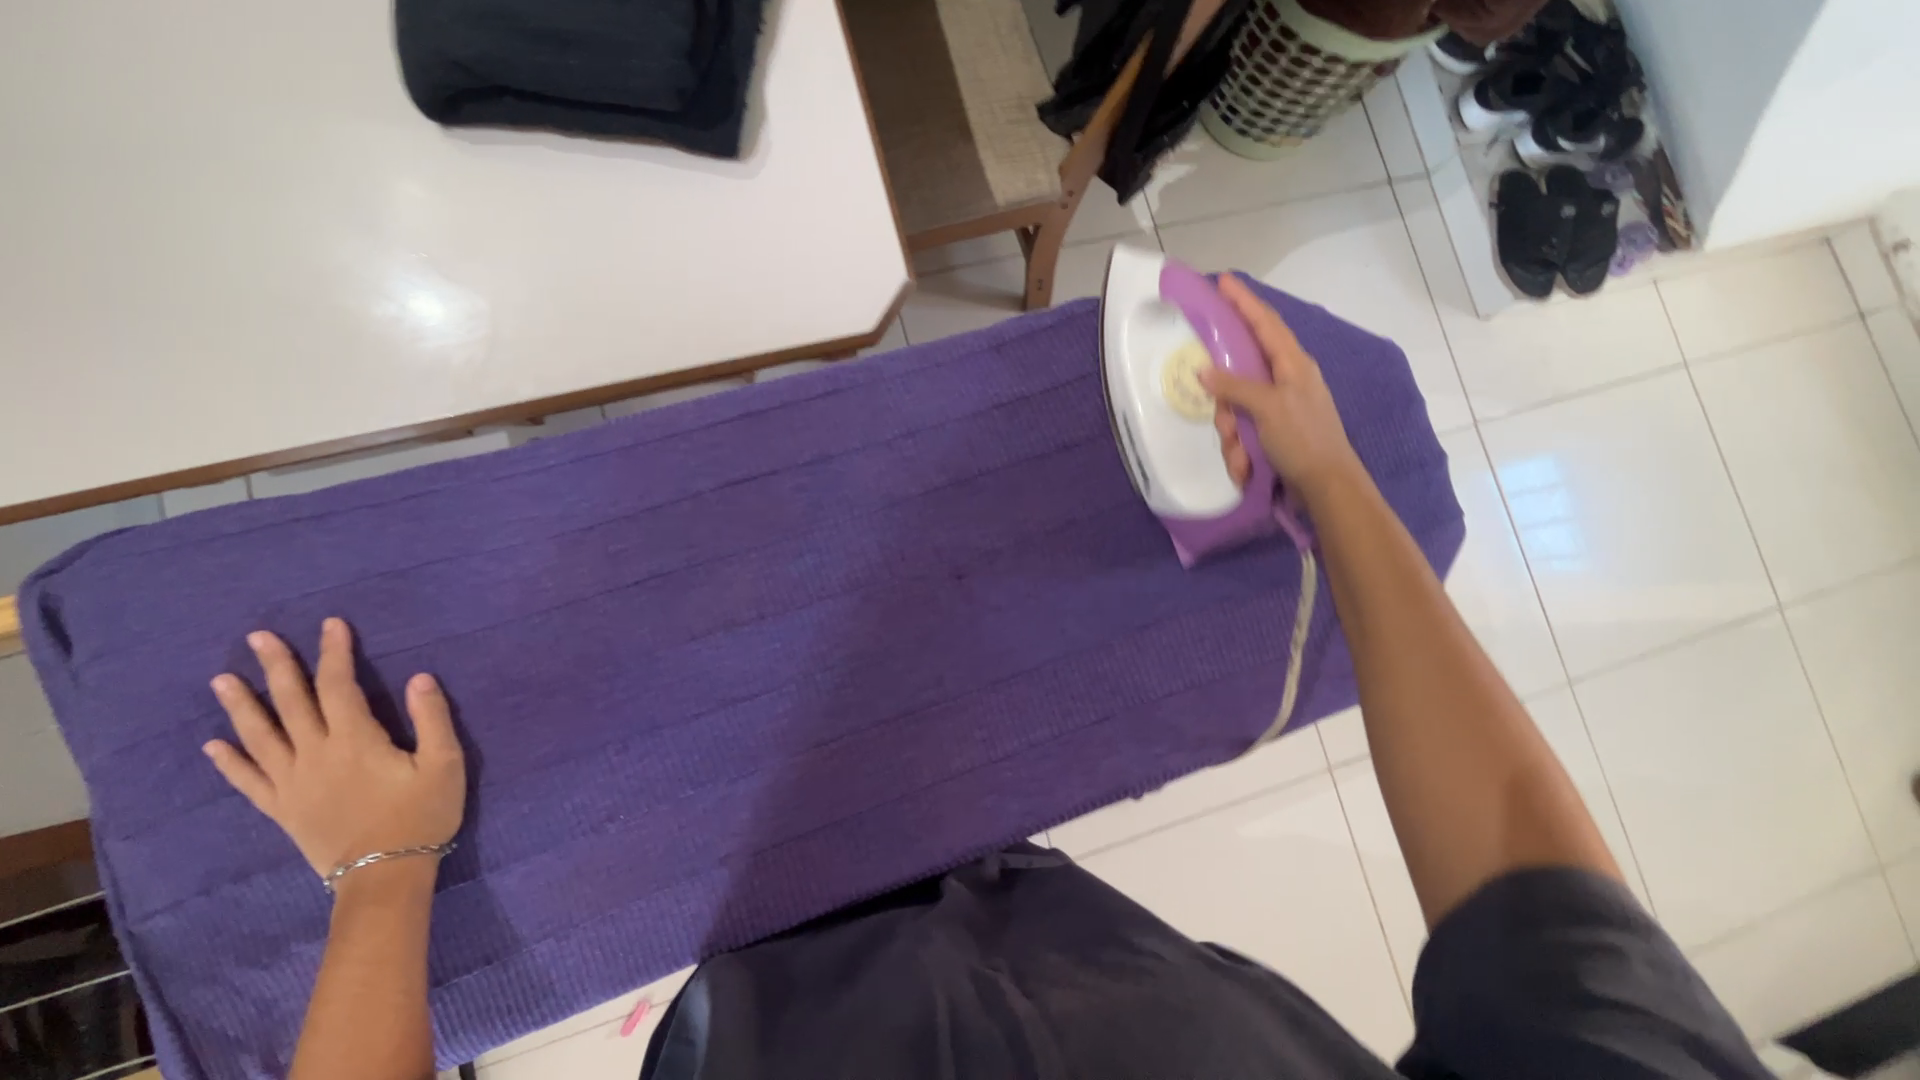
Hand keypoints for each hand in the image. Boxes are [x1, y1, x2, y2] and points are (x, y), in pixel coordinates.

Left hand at [204, 618, 465, 881]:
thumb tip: (419, 677)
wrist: (385, 873)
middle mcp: (315, 755)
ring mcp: (293, 783)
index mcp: (356, 740)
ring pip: (261, 737)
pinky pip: (249, 781)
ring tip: (223, 680)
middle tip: (257, 638)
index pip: (339, 686)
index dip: (335, 653)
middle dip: (277, 667)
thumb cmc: (422, 815)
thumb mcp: (444, 764)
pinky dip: (230, 761)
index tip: (331, 624)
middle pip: (292, 703)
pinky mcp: (283, 808)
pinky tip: (214, 746)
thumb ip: (431, 719)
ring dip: (241, 706)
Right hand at [1199, 273, 1361, 502]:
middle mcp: (1285, 381)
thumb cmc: (1304, 439)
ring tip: (1243, 457)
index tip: (1222, 281)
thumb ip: (1235, 386)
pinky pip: (1242, 436)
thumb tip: (1204, 370)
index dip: (1243, 301)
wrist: (1326, 487)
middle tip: (1226, 424)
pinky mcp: (1272, 435)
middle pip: (1238, 375)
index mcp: (1292, 364)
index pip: (1264, 322)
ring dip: (1232, 438)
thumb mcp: (1267, 407)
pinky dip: (1241, 455)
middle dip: (1226, 405)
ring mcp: (1278, 410)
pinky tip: (1248, 470)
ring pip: (1234, 411)